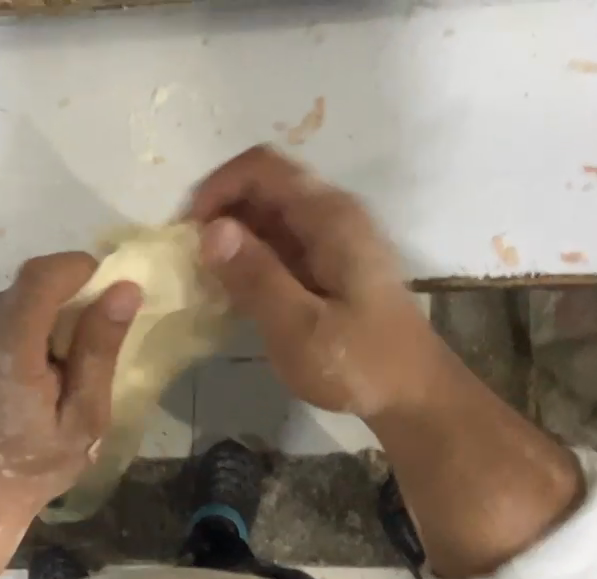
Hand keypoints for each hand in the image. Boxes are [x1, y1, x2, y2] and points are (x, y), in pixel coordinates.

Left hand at [0, 252, 142, 522]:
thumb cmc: (41, 463)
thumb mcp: (86, 416)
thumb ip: (100, 350)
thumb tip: (124, 289)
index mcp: (10, 354)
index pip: (40, 279)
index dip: (78, 268)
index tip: (112, 287)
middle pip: (30, 284)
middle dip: (72, 292)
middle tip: (101, 330)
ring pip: (20, 296)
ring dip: (54, 310)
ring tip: (75, 355)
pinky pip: (9, 314)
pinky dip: (37, 323)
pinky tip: (51, 362)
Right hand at [186, 146, 449, 418]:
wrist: (410, 392)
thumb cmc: (358, 364)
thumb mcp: (299, 328)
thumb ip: (255, 277)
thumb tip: (209, 230)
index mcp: (328, 218)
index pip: (262, 168)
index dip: (216, 189)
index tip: (185, 235)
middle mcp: (330, 215)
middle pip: (262, 186)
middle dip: (217, 214)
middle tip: (187, 263)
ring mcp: (329, 239)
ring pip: (266, 216)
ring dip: (229, 239)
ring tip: (202, 281)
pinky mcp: (324, 265)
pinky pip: (275, 244)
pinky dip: (246, 259)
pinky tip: (230, 294)